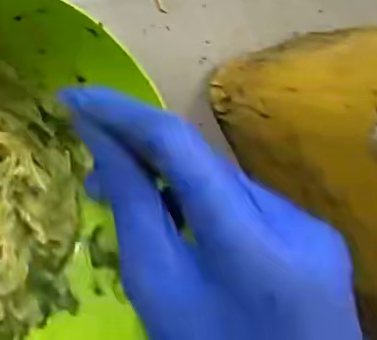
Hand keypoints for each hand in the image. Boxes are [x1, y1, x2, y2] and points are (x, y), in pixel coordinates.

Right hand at [60, 86, 362, 339]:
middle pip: (194, 154)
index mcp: (253, 238)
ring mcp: (308, 230)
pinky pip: (230, 194)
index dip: (117, 109)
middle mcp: (292, 219)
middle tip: (81, 151)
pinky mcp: (309, 240)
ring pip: (209, 171)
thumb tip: (90, 125)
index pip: (176, 140)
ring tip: (111, 188)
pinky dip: (186, 190)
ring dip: (156, 167)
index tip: (68, 97)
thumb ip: (126, 195)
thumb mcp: (154, 280)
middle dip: (130, 141)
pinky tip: (160, 210)